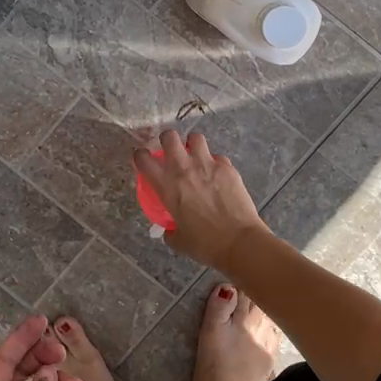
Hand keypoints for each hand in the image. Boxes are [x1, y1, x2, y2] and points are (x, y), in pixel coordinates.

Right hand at [134, 129, 269, 270]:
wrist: (238, 241)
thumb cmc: (205, 244)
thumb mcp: (179, 241)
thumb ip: (170, 231)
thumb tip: (170, 230)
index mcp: (166, 186)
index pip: (143, 159)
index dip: (141, 156)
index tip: (144, 159)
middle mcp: (183, 169)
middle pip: (169, 137)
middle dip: (168, 140)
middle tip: (172, 151)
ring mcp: (206, 164)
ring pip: (195, 137)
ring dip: (193, 145)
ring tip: (197, 156)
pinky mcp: (227, 167)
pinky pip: (218, 157)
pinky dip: (216, 164)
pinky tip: (219, 176)